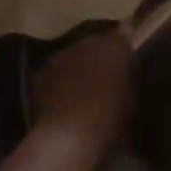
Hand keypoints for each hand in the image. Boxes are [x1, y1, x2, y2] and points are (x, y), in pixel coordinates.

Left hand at [32, 29, 132, 147]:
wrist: (68, 135)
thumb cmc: (108, 120)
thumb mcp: (130, 99)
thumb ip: (126, 77)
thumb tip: (123, 69)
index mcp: (114, 47)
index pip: (123, 34)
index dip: (122, 47)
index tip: (125, 58)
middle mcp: (86, 43)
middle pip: (95, 44)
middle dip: (99, 57)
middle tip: (103, 77)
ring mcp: (61, 55)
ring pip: (73, 56)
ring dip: (77, 67)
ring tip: (80, 89)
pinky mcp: (41, 71)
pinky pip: (55, 71)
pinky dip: (58, 80)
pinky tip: (61, 98)